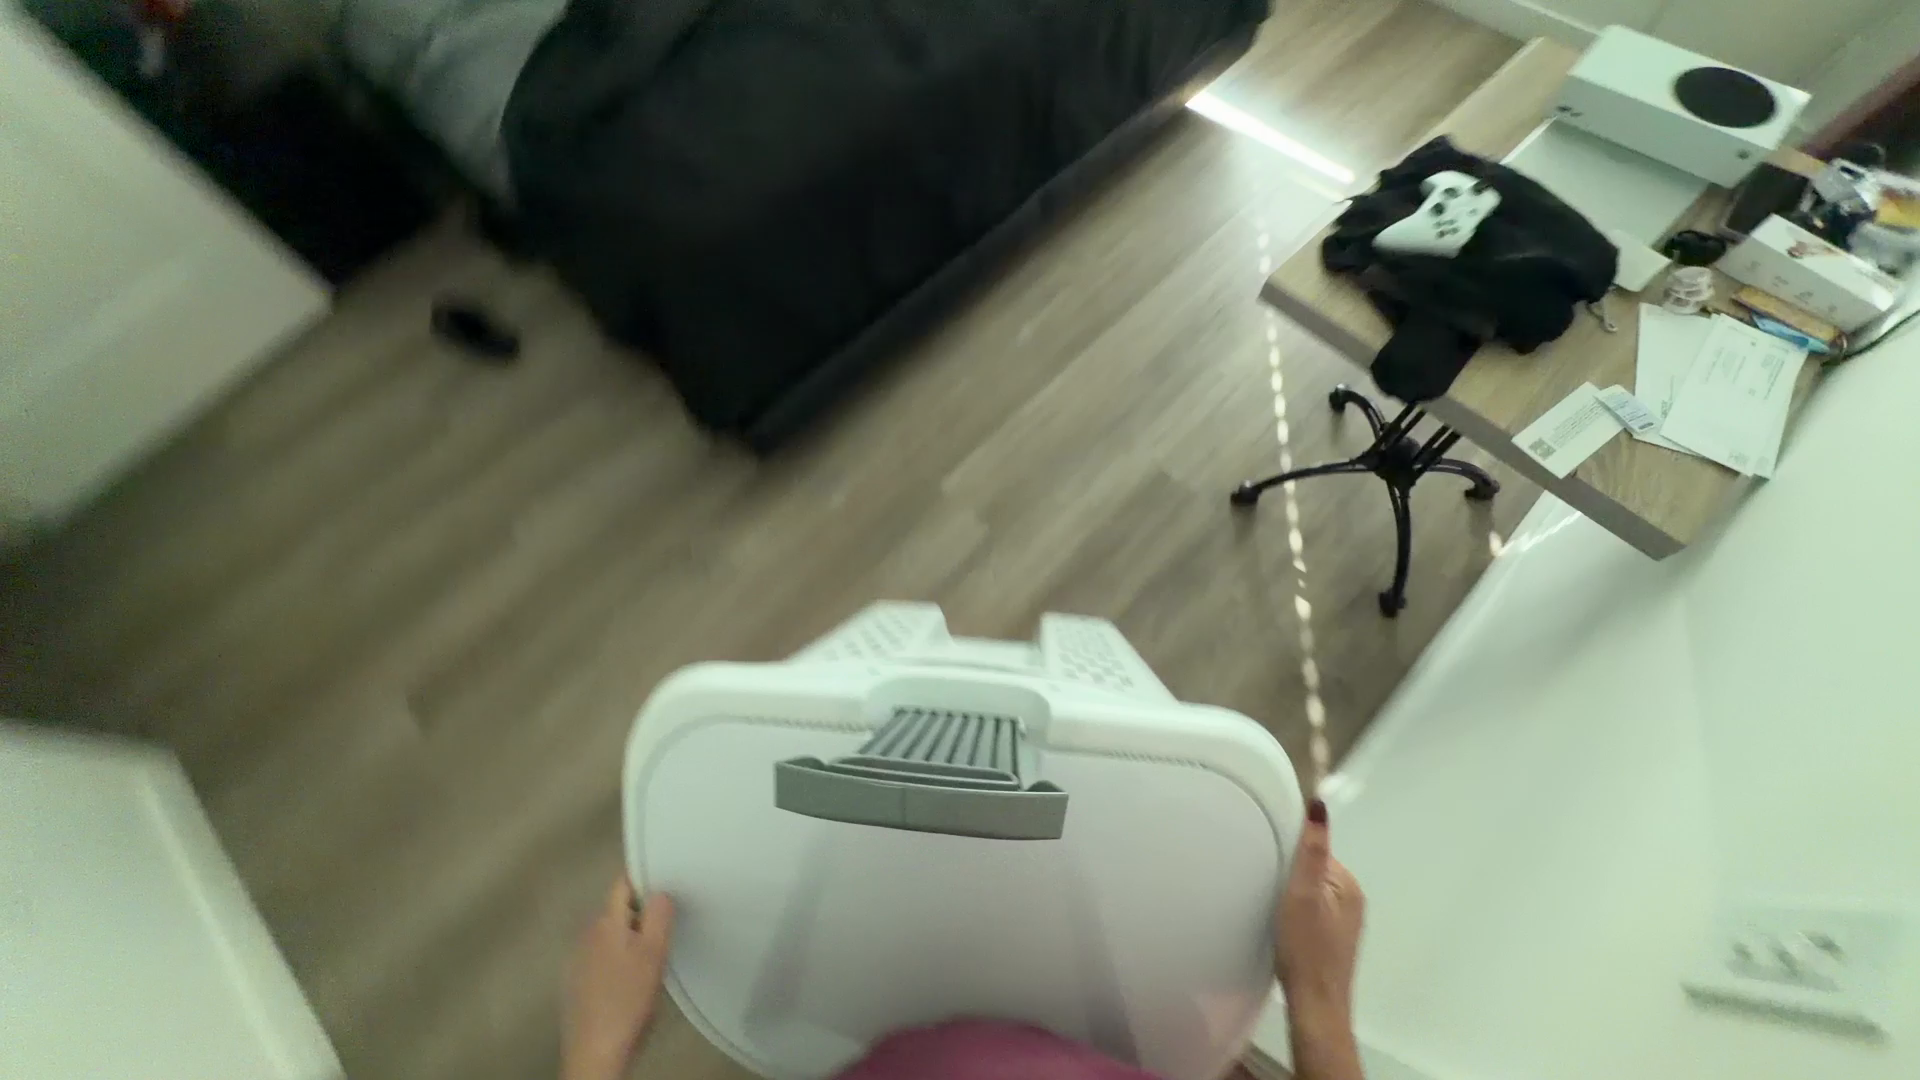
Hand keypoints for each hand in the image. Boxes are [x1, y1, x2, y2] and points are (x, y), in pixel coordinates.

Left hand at [561, 877, 675, 1079]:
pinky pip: (602, 956)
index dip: (645, 877)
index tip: (668, 882)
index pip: (623, 882)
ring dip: (630, 935)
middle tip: (668, 922)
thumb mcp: (654, 952)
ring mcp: (577, 960)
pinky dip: (618, 956)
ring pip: (611, 933)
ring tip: (654, 950)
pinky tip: (632, 977)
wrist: (595, 1054)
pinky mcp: (576, 984)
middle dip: (641, 910)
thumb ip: (659, 914)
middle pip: (618, 908)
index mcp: (604, 921)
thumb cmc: (628, 998)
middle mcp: (586, 934)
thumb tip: (660, 890)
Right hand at [1274, 799, 1364, 1025]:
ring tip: (1272, 908)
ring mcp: (1344, 921)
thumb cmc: (1305, 947)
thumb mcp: (1302, 893)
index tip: (1270, 865)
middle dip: (1289, 872)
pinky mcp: (1332, 938)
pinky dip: (1294, 909)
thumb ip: (1311, 851)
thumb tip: (1319, 805)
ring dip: (1290, 892)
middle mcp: (1352, 900)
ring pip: (1310, 889)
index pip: (1314, 850)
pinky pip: (1310, 908)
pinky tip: (1282, 924)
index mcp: (1349, 885)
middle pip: (1312, 868)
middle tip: (1268, 890)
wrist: (1314, 1004)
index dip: (1289, 854)